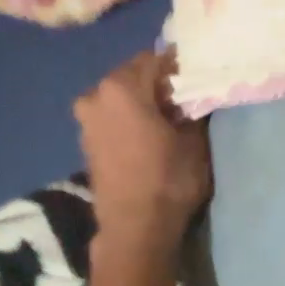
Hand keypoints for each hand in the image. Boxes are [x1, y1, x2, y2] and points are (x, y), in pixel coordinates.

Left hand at [75, 50, 210, 254]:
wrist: (136, 226)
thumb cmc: (170, 180)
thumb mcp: (195, 144)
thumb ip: (193, 112)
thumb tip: (193, 98)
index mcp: (123, 87)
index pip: (155, 59)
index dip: (180, 67)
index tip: (198, 78)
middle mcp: (96, 94)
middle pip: (133, 76)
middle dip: (158, 85)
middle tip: (185, 101)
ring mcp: (86, 118)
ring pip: (120, 97)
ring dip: (142, 103)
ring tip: (167, 122)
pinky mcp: (86, 140)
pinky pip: (112, 117)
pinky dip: (129, 120)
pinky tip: (148, 136)